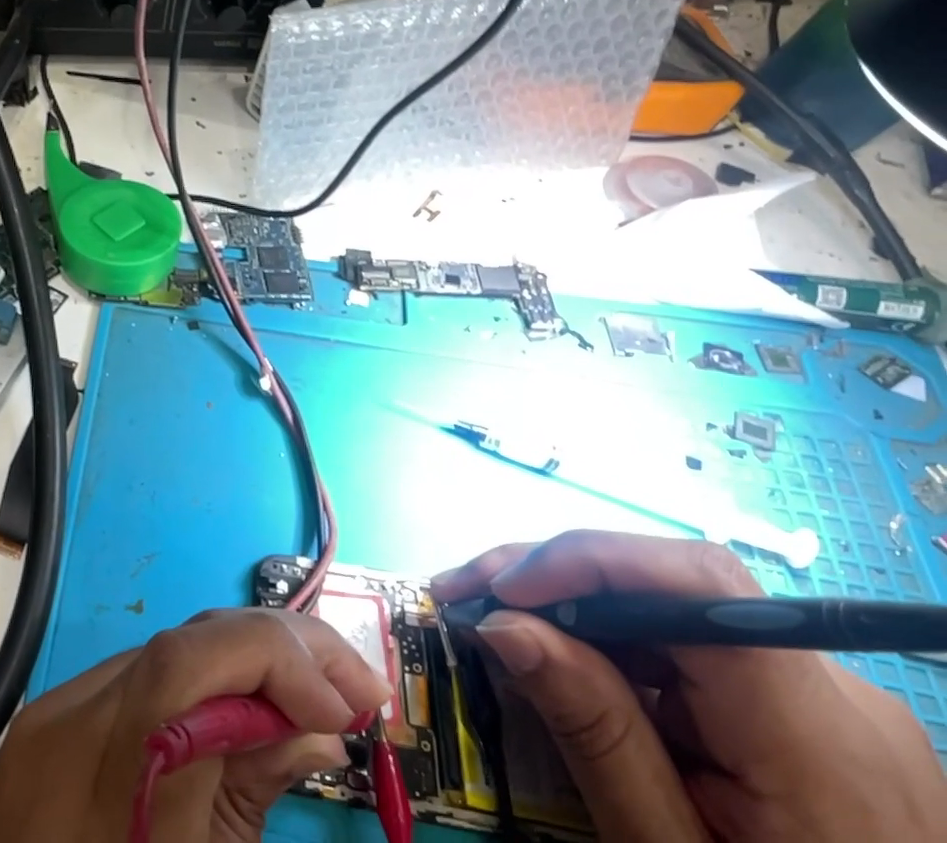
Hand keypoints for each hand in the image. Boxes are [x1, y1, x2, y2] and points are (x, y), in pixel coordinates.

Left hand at [0, 608, 390, 842]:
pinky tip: (248, 698)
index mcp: (98, 774)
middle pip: (180, 643)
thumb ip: (243, 796)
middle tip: (358, 685)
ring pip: (164, 650)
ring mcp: (52, 709)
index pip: (184, 666)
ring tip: (320, 687)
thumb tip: (313, 730)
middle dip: (279, 647)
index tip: (345, 706)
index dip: (272, 662)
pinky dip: (203, 677)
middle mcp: (68, 718)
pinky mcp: (49, 712)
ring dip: (248, 658)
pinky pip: (138, 675)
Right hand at [432, 530, 946, 841]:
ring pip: (675, 615)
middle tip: (459, 598)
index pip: (698, 583)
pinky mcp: (815, 715)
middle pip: (673, 588)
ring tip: (494, 633)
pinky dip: (617, 650)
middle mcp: (835, 692)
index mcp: (813, 734)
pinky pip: (697, 654)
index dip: (586, 560)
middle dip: (554, 581)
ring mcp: (832, 700)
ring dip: (576, 615)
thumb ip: (593, 733)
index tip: (495, 588)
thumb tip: (503, 624)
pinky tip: (566, 671)